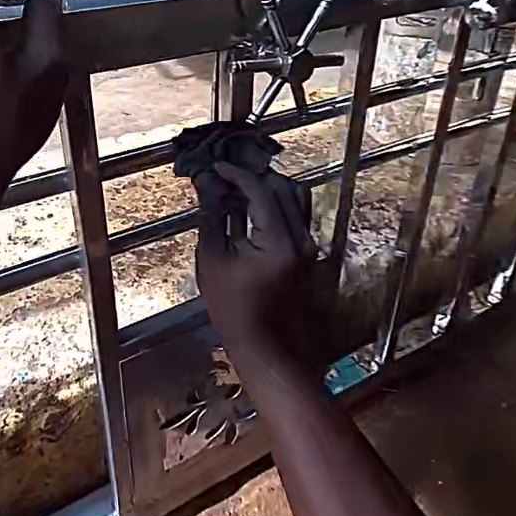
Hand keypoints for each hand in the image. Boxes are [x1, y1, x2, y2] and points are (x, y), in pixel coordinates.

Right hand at [193, 162, 320, 368]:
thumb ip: (211, 217)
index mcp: (279, 240)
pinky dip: (275, 205)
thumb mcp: (213, 261)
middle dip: (254, 176)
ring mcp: (308, 246)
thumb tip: (206, 186)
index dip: (236, 174)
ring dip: (268, 188)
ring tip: (239, 190)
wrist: (266, 347)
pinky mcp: (307, 253)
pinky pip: (295, 216)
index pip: (260, 189)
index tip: (215, 168)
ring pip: (295, 198)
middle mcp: (301, 238)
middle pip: (283, 187)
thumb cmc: (233, 310)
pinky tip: (251, 210)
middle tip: (226, 177)